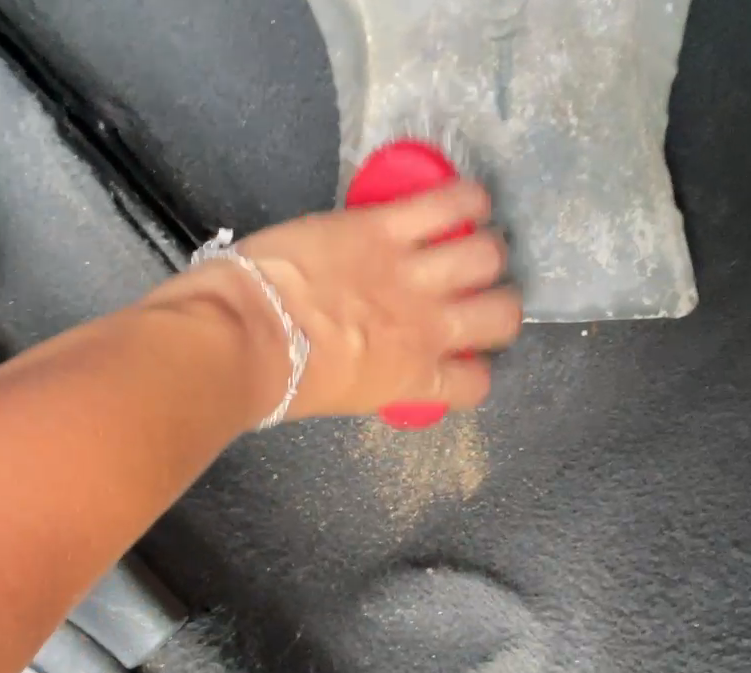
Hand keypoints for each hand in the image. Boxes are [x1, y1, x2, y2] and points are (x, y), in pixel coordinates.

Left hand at [153, 182, 522, 425]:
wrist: (247, 337)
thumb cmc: (283, 379)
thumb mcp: (346, 396)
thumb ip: (382, 379)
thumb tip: (385, 361)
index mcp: (415, 378)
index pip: (476, 381)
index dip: (475, 367)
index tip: (460, 356)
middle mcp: (428, 327)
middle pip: (502, 313)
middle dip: (500, 306)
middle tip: (476, 296)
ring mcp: (411, 274)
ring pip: (487, 254)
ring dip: (486, 250)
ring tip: (472, 242)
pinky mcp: (385, 227)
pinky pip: (449, 202)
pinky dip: (468, 198)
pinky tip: (468, 200)